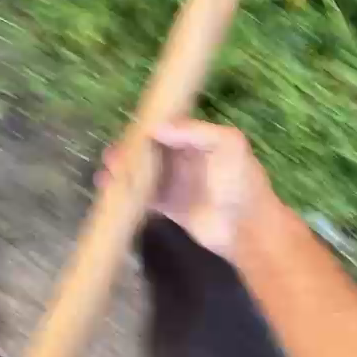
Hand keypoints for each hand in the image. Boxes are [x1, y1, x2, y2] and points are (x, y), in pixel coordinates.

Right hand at [99, 119, 276, 260]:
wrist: (248, 228)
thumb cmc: (240, 181)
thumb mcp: (228, 144)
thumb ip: (194, 131)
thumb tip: (155, 128)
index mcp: (199, 140)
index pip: (168, 128)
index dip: (147, 128)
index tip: (128, 129)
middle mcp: (185, 160)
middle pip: (152, 150)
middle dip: (131, 150)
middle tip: (113, 154)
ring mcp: (177, 184)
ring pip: (145, 173)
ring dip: (125, 170)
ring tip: (107, 170)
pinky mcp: (170, 207)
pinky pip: (144, 197)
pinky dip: (127, 193)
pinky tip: (110, 190)